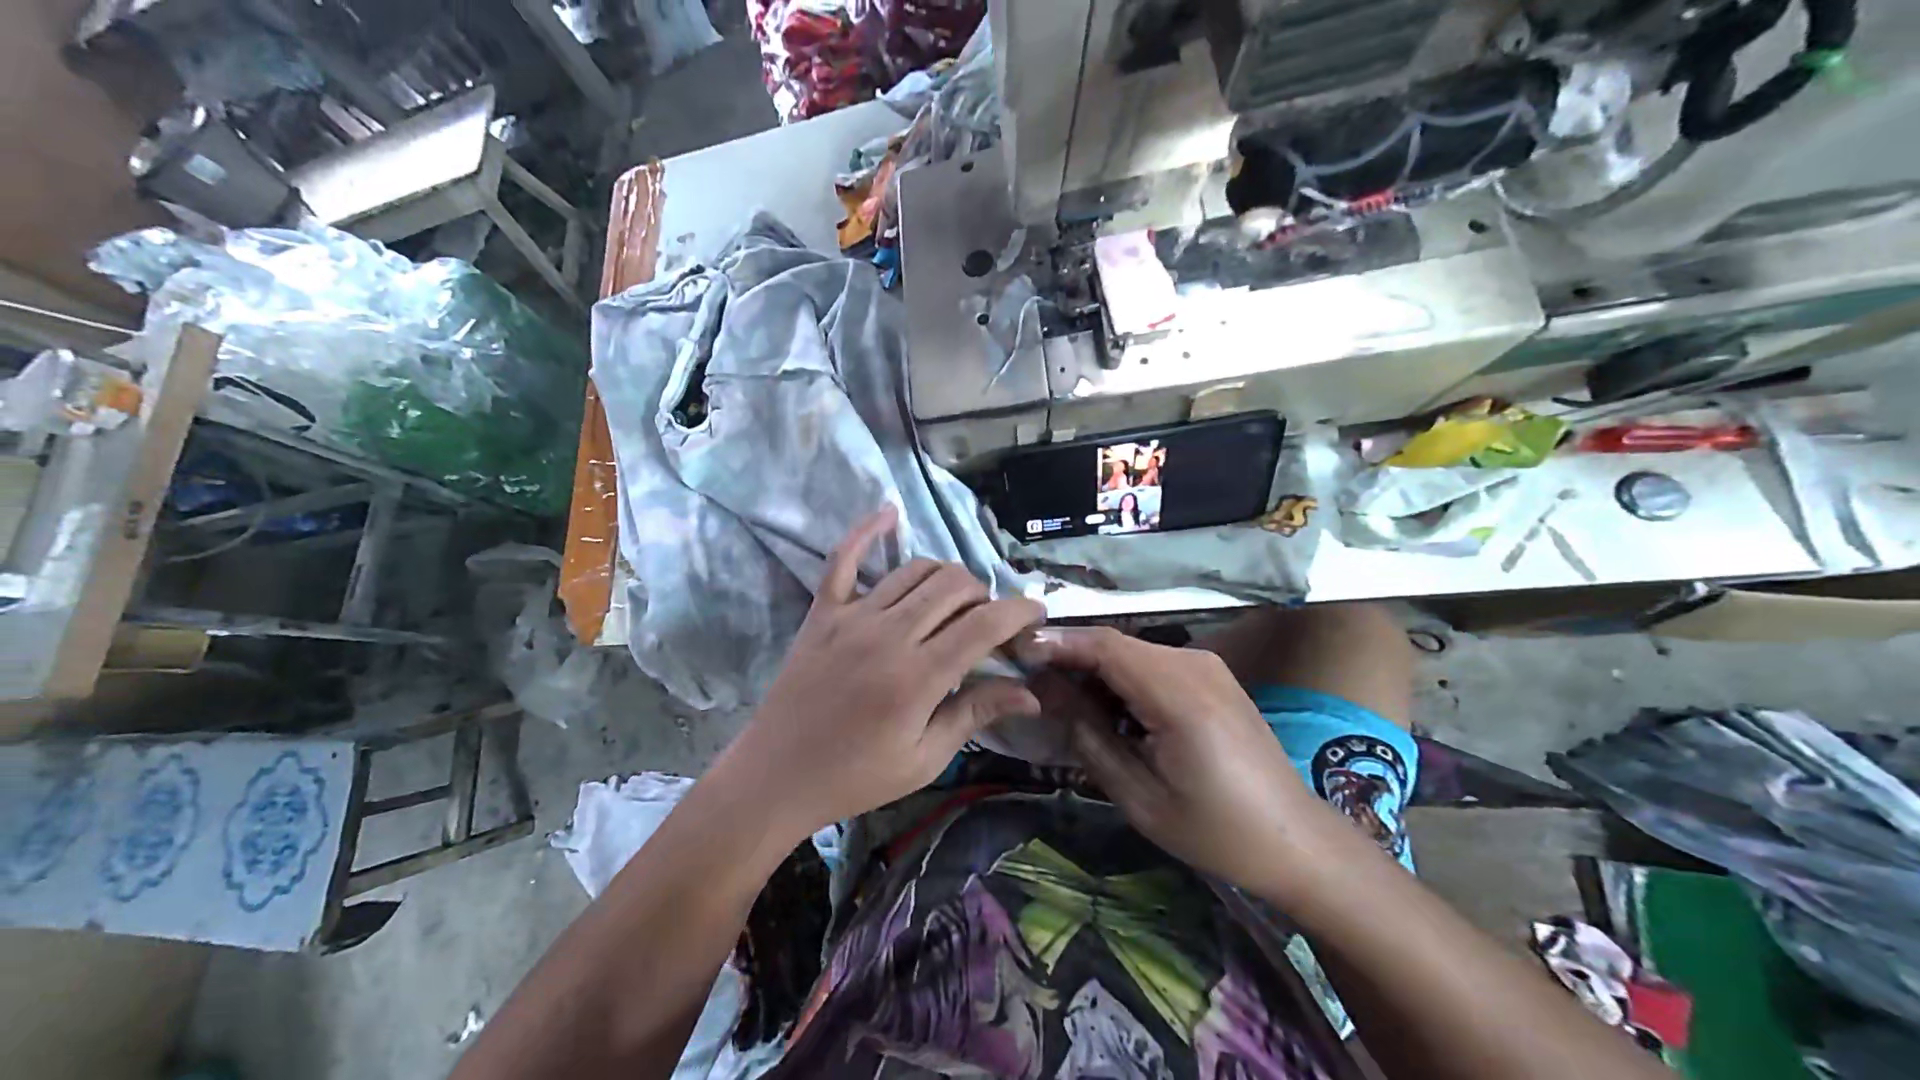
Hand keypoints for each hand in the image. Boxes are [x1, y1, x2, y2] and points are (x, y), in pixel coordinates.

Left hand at [712, 506, 1043, 836]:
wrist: (776, 776)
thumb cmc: (856, 777)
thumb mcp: (924, 758)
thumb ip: (975, 714)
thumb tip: (1030, 692)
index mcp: (919, 677)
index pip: (984, 624)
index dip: (1020, 612)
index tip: (1037, 613)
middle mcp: (889, 634)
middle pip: (954, 587)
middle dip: (985, 596)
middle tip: (990, 621)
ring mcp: (852, 617)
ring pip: (914, 570)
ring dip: (947, 576)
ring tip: (957, 598)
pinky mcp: (822, 612)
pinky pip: (843, 558)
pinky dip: (867, 532)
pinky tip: (890, 513)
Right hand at [1018, 627, 1328, 895]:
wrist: (1294, 840)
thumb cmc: (1215, 830)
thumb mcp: (1139, 795)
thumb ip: (1088, 734)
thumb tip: (1044, 689)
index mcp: (1181, 695)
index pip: (1105, 646)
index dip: (1056, 643)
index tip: (1014, 652)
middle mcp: (1195, 664)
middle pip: (1116, 644)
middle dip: (1069, 658)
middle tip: (1027, 684)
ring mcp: (1207, 666)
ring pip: (1132, 651)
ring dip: (1093, 670)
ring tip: (1059, 702)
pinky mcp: (1210, 676)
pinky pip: (1152, 664)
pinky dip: (1120, 679)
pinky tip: (1105, 709)